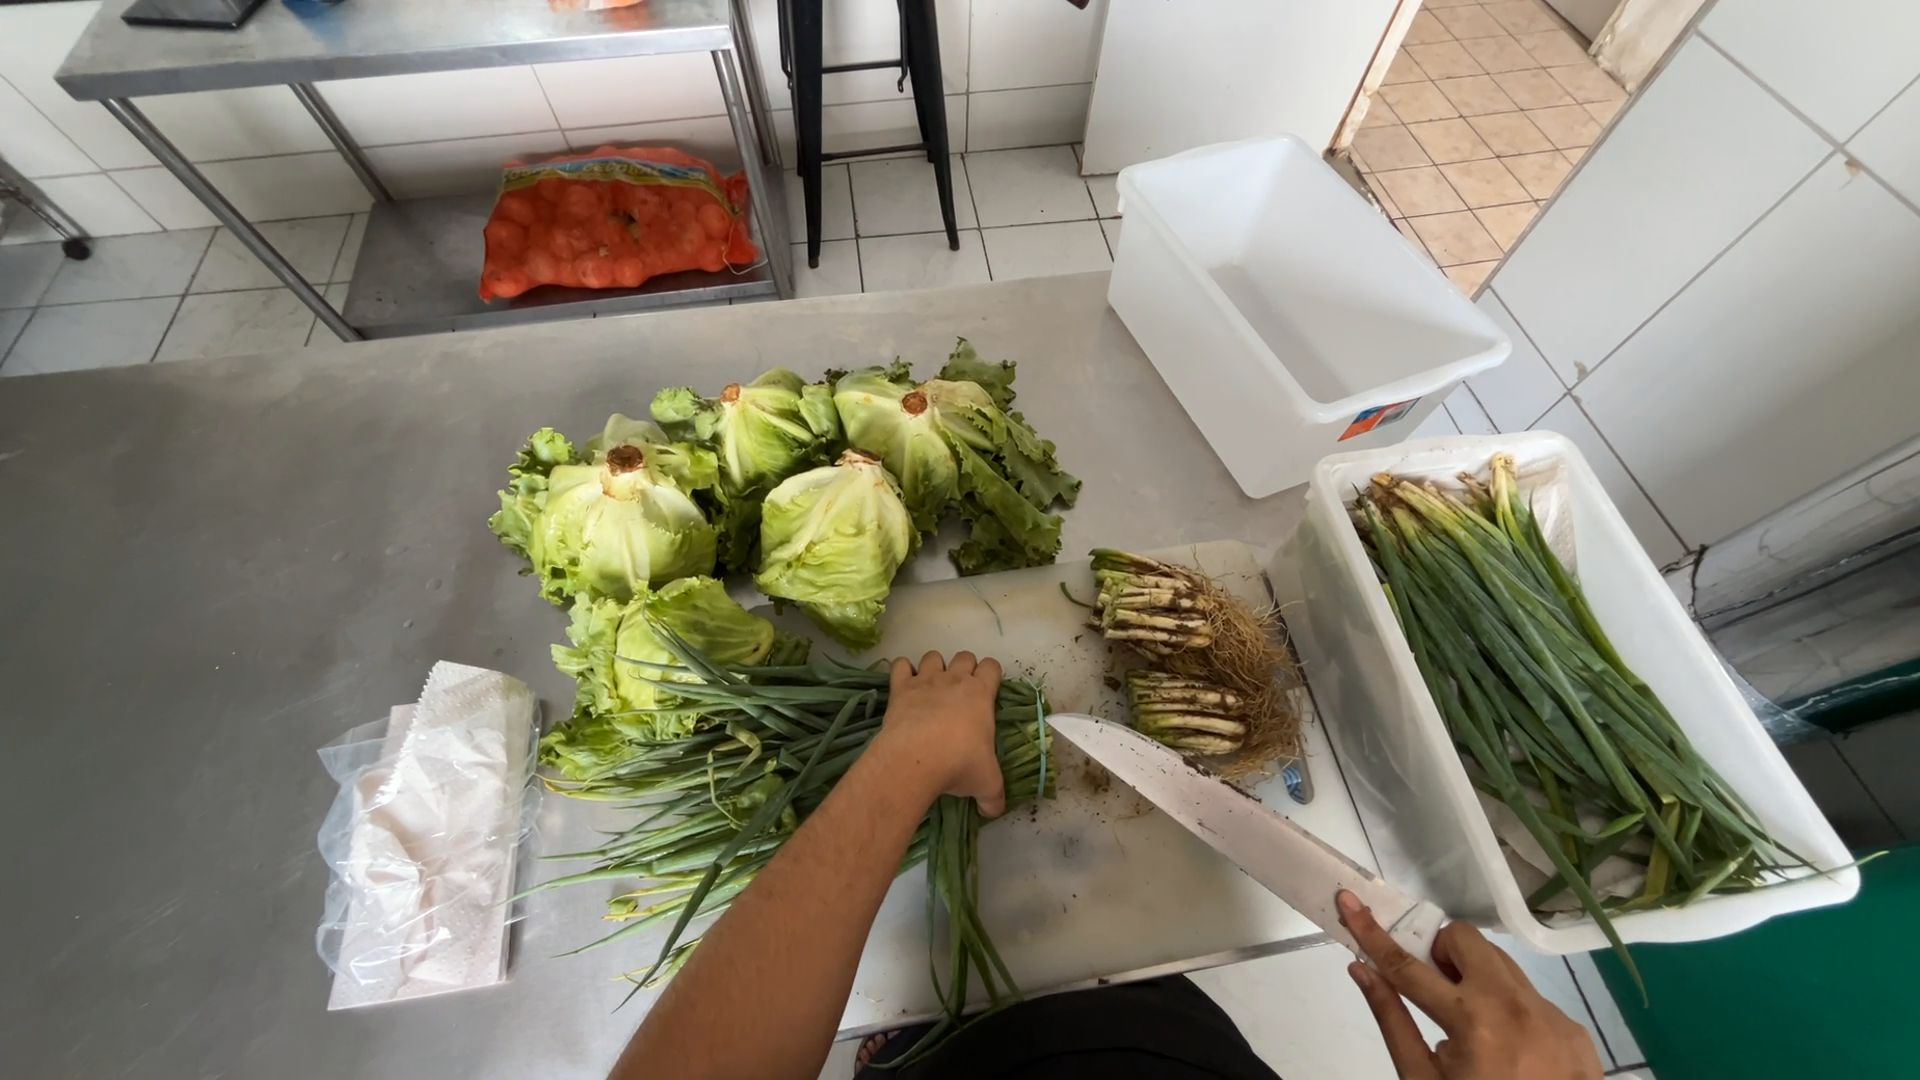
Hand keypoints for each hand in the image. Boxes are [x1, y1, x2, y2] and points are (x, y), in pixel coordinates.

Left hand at [872, 651, 1005, 817]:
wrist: (917, 758)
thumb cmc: (960, 764)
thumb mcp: (987, 783)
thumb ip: (993, 796)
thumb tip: (994, 812)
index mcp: (981, 694)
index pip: (992, 667)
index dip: (991, 675)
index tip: (987, 691)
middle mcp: (955, 680)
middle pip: (964, 656)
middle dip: (964, 668)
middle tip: (961, 693)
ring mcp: (926, 681)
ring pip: (933, 656)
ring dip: (933, 667)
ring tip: (931, 687)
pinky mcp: (901, 688)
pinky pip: (900, 665)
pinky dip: (902, 671)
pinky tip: (903, 685)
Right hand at [1337, 890, 1603, 1079]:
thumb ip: (1392, 1020)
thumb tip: (1361, 968)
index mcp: (1472, 1024)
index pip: (1406, 965)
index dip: (1372, 930)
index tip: (1348, 898)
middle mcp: (1514, 1007)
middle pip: (1464, 939)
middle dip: (1442, 952)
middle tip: (1437, 987)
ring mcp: (1551, 1016)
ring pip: (1500, 961)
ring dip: (1476, 975)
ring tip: (1475, 1021)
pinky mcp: (1575, 1030)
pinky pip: (1530, 996)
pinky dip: (1509, 1007)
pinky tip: (1512, 1047)